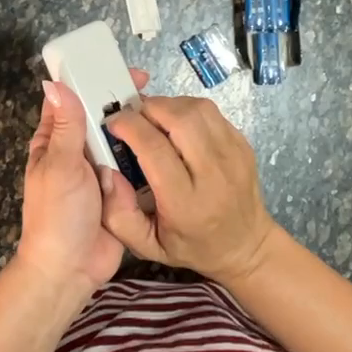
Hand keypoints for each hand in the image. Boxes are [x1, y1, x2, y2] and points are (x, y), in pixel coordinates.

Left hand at [14, 75, 143, 295]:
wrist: (70, 269)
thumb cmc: (57, 214)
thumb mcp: (59, 165)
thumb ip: (65, 126)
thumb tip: (55, 83)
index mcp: (53, 141)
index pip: (70, 100)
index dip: (90, 80)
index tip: (118, 68)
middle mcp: (76, 152)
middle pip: (100, 118)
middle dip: (121, 103)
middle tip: (149, 90)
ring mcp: (99, 171)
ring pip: (120, 141)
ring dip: (137, 129)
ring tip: (163, 114)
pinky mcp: (120, 190)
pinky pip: (134, 166)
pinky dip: (147, 156)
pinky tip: (167, 144)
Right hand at [101, 95, 282, 284]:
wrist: (245, 246)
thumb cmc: (191, 245)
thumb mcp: (147, 246)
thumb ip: (119, 215)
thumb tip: (106, 172)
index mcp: (185, 203)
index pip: (155, 149)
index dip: (129, 127)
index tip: (113, 123)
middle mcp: (213, 175)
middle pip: (179, 120)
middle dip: (149, 109)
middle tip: (132, 117)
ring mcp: (233, 156)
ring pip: (196, 109)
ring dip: (168, 105)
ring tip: (153, 118)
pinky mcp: (243, 144)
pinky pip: (210, 112)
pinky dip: (187, 109)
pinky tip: (176, 124)